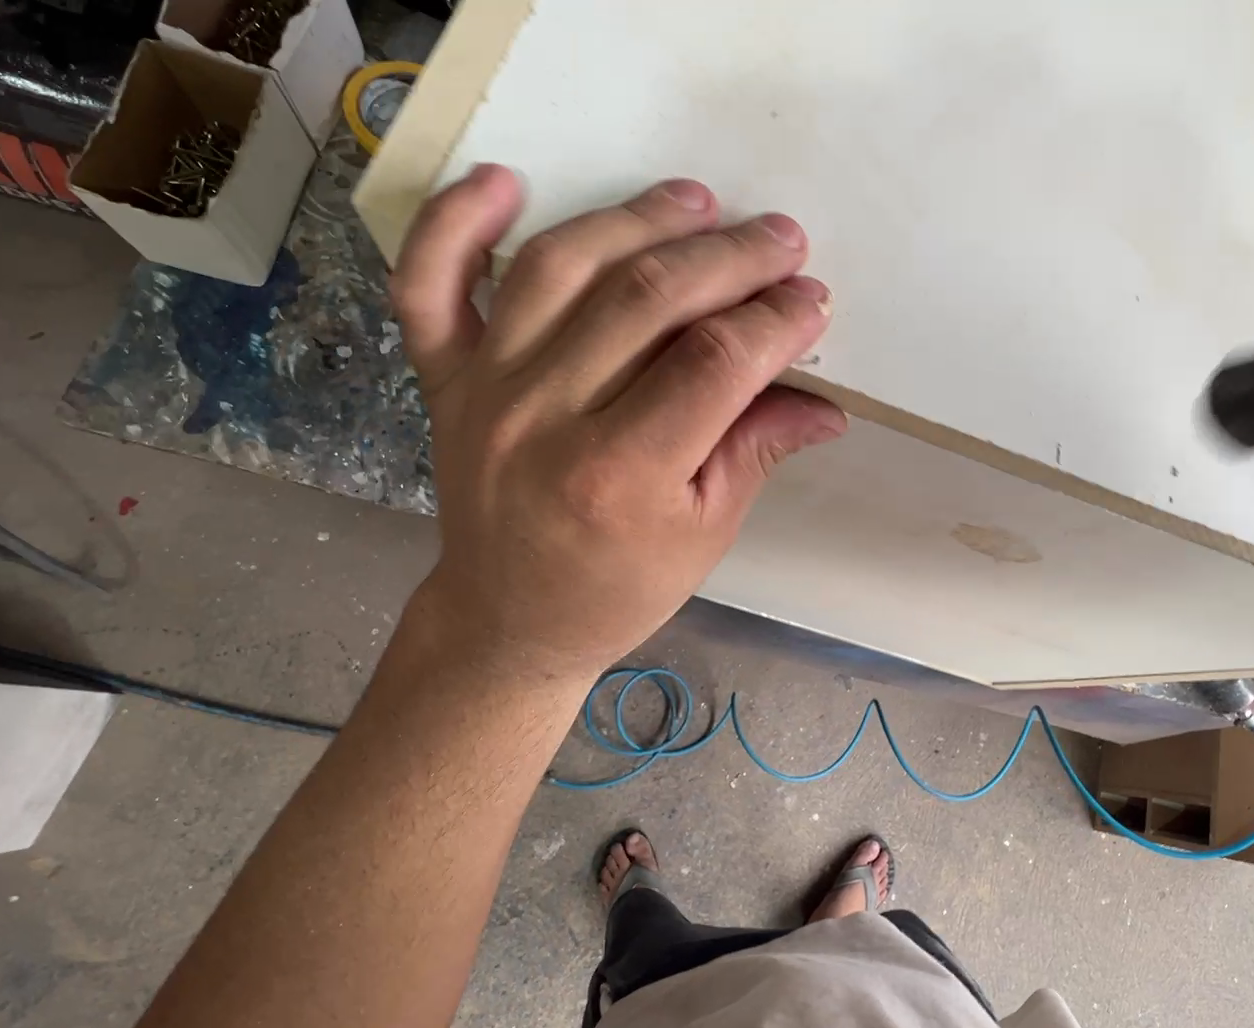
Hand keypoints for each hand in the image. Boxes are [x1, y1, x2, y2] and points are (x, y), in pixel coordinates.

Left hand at [389, 166, 845, 680]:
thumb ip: (757, 451)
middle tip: (782, 240)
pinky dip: (453, 221)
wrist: (509, 620)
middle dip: (730, 260)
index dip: (776, 322)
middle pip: (647, 299)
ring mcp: (484, 388)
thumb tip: (826, 402)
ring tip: (695, 201)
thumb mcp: (706, 533)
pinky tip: (504, 180)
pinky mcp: (443, 377)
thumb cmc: (619, 588)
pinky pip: (428, 282)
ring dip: (634, 219)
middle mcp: (544, 417)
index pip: (714, 363)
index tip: (813, 300)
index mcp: (620, 474)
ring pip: (559, 268)